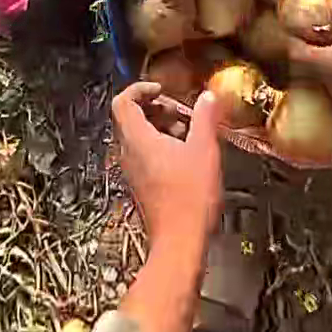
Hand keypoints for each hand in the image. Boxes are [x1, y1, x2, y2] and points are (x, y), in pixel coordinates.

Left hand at [112, 82, 222, 251]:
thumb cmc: (190, 196)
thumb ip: (204, 117)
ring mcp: (132, 170)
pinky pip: (143, 152)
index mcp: (137, 139)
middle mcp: (128, 153)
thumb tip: (208, 97)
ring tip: (188, 131)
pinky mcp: (140, 183)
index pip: (123, 102)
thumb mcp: (204, 148)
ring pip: (137, 135)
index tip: (162, 90)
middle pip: (130, 116)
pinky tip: (186, 152)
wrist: (180, 242)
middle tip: (181, 112)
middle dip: (156, 107)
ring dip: (160, 125)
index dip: (140, 89)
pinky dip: (161, 143)